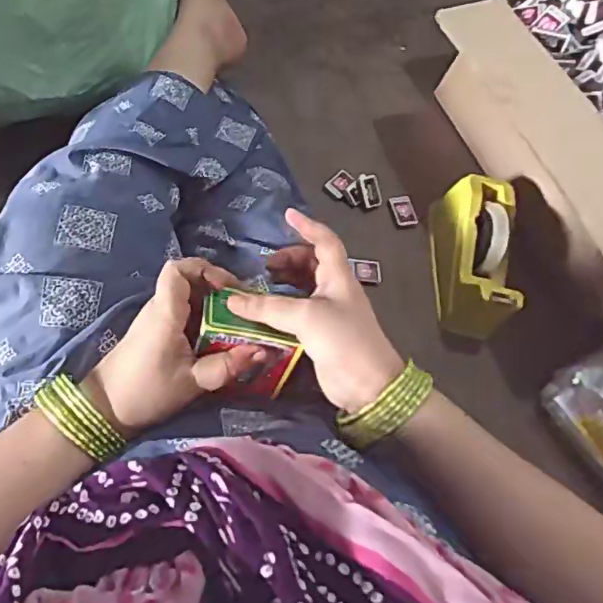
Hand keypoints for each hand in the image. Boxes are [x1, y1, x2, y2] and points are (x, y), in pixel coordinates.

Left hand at [82, 258, 266, 431]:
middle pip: (190, 281)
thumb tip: (264, 351)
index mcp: (166, 312)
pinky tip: (219, 340)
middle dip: (219, 291)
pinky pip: (184, 315)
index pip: (179, 269)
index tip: (229, 290)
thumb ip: (228, 365)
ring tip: (238, 326)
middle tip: (244, 310)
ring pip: (189, 299)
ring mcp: (157, 319)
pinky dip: (203, 321)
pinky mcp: (157, 333)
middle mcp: (160, 308)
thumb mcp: (193, 382)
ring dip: (213, 308)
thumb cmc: (147, 391)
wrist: (106, 409)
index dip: (206, 270)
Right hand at [227, 210, 404, 413]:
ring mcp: (329, 313)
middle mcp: (335, 290)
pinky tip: (264, 313)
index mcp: (338, 277)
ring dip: (283, 282)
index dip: (307, 226)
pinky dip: (281, 307)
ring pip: (304, 287)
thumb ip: (267, 307)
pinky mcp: (321, 334)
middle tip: (265, 265)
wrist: (369, 386)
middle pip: (312, 263)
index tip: (287, 215)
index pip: (325, 241)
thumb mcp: (304, 318)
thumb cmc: (344, 341)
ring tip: (261, 285)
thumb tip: (232, 299)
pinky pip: (297, 311)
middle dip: (289, 259)